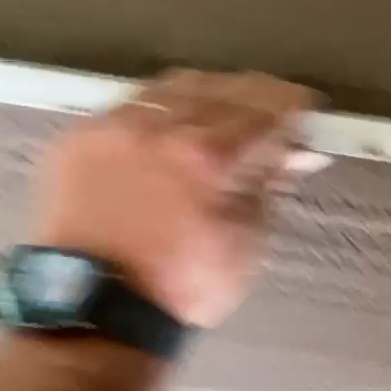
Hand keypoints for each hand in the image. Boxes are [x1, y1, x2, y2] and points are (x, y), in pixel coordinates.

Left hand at [33, 70, 318, 327]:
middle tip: (278, 100)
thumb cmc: (189, 281)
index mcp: (209, 158)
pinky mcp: (80, 138)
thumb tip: (301, 154)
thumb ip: (271, 186)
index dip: (291, 103)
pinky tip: (181, 117)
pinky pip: (132, 102)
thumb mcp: (248, 239)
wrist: (97, 303)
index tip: (309, 100)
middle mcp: (159, 129)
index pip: (262, 113)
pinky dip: (167, 103)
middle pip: (219, 90)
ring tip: (231, 103)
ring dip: (211, 90)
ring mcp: (114, 129)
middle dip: (255, 91)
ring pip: (173, 87)